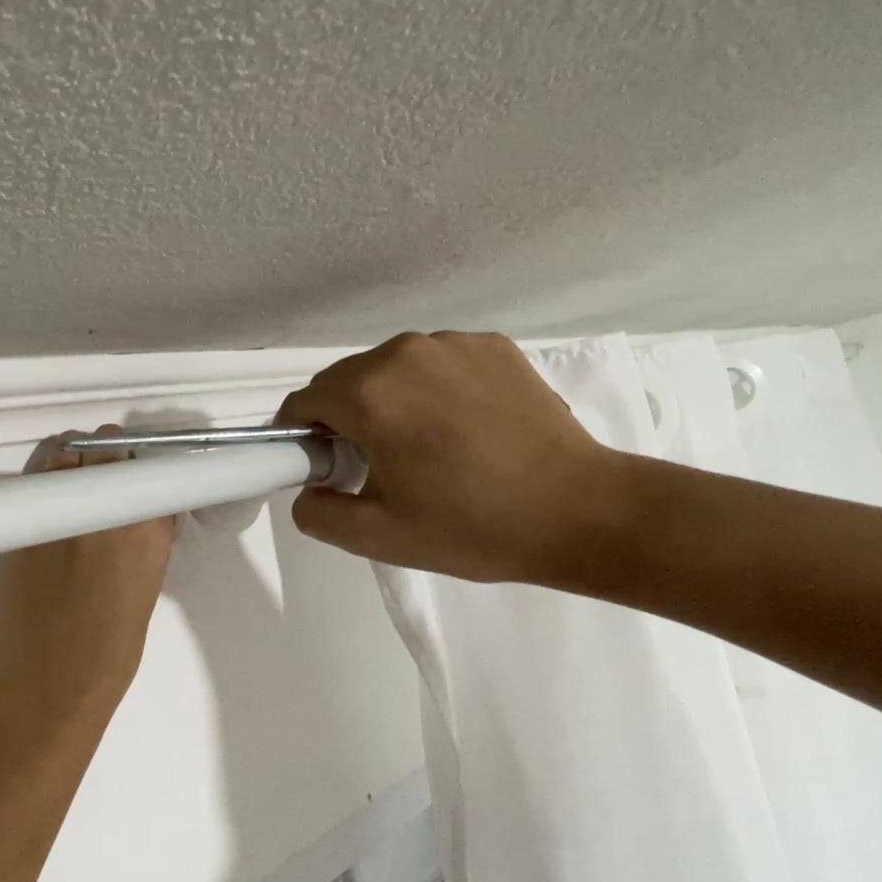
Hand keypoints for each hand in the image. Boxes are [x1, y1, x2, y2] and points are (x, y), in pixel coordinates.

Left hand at [0, 425, 177, 724]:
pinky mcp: (22, 521)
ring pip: (70, 454)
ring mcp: (61, 511)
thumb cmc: (106, 656)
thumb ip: (141, 547)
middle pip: (111, 453)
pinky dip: (46, 473)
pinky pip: (39, 477)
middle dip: (111, 455)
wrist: (45, 689)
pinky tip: (48, 488)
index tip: (138, 475)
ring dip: (75, 458)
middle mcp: (107, 510)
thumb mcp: (142, 593)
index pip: (152, 474)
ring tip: (73, 476)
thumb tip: (132, 524)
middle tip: (105, 473)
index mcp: (147, 532)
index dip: (143, 470)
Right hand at [276, 331, 621, 583]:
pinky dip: (433, 389)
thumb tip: (307, 490)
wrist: (580, 511)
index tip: (321, 469)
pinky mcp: (493, 346)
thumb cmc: (473, 527)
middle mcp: (404, 353)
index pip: (304, 402)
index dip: (300, 437)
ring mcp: (453, 343)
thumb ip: (318, 514)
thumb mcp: (379, 537)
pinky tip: (463, 427)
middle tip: (374, 466)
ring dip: (389, 400)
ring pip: (392, 368)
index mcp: (370, 393)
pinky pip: (438, 362)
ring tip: (425, 447)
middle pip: (346, 381)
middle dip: (344, 418)